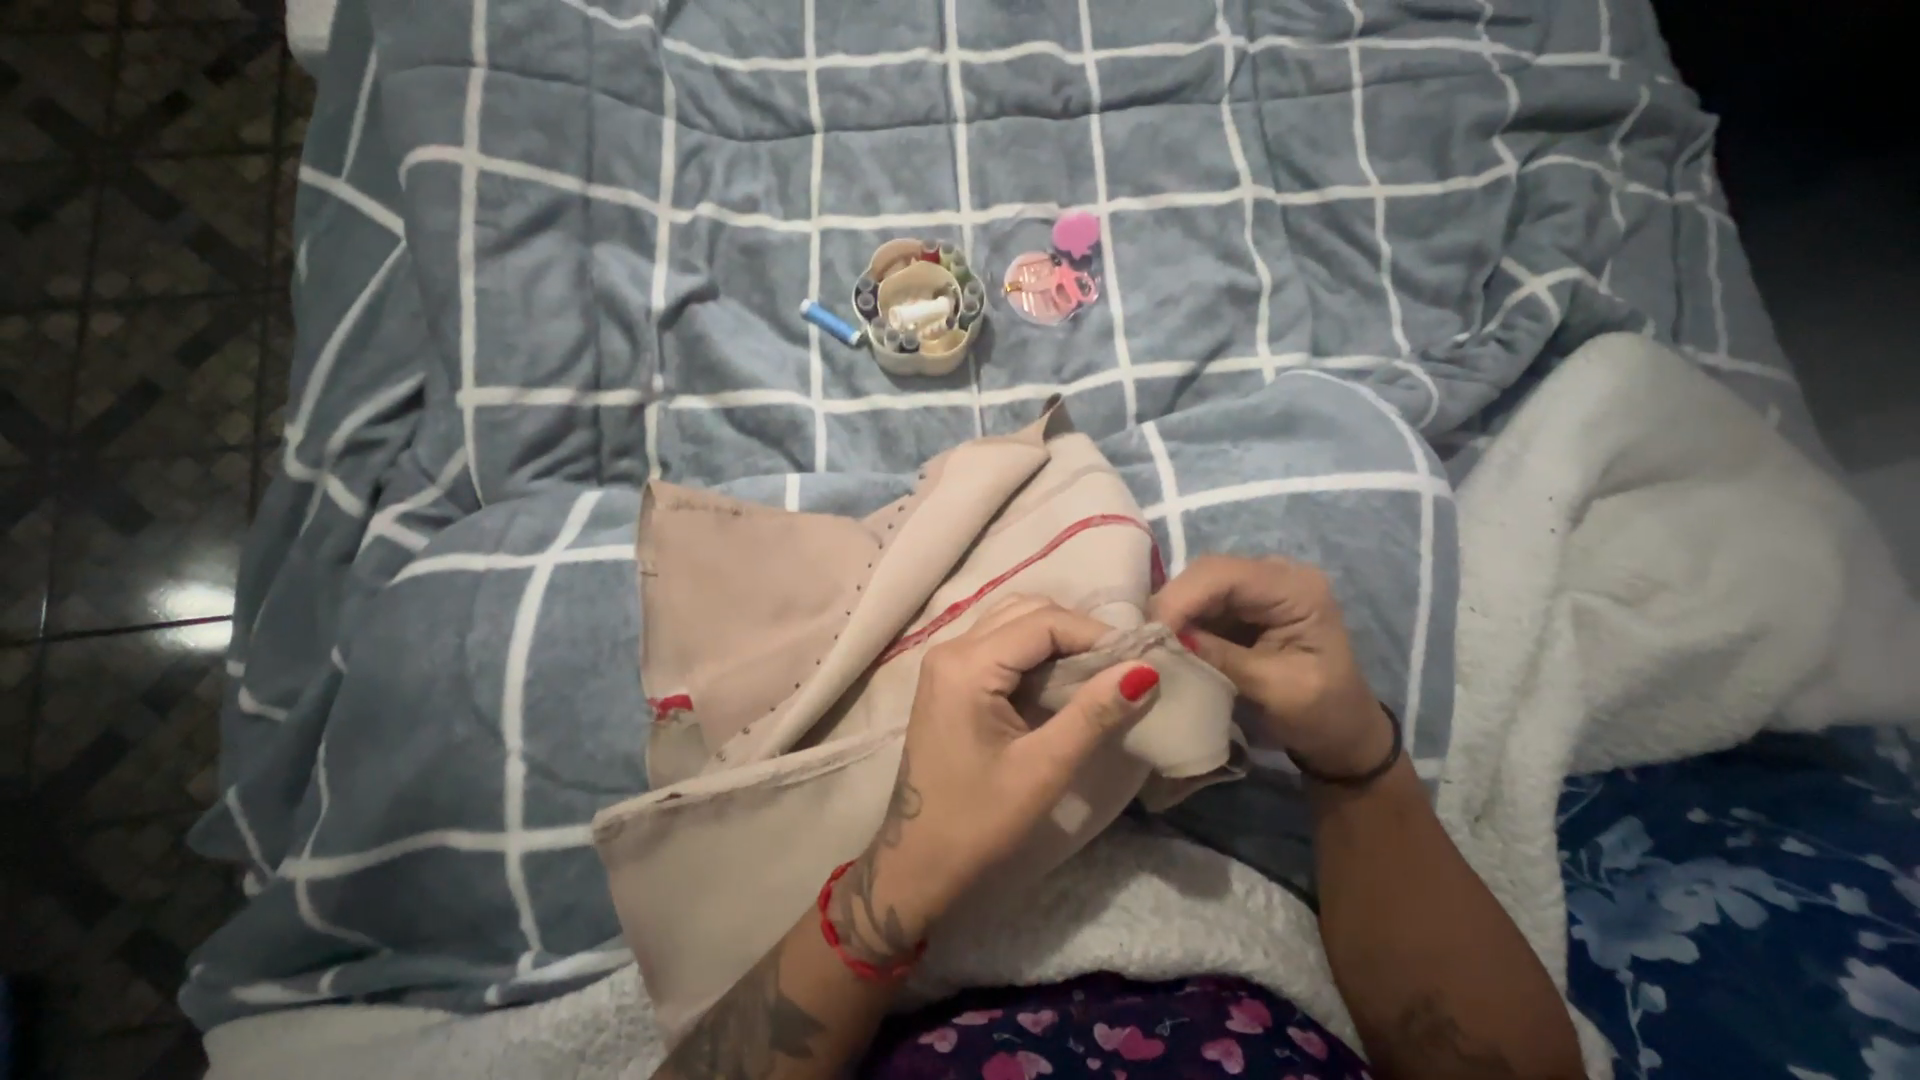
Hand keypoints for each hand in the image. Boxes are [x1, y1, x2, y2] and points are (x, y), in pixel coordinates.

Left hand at [826, 598, 1160, 968]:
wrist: (920, 865)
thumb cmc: (979, 823)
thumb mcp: (1043, 770)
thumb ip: (1093, 714)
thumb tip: (1146, 669)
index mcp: (966, 666)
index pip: (1044, 621)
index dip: (1096, 634)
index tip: (1141, 662)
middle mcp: (951, 650)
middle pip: (1026, 612)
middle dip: (1078, 631)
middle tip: (1122, 667)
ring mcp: (946, 665)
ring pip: (1013, 623)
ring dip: (1058, 639)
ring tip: (1098, 674)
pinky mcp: (950, 682)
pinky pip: (1001, 646)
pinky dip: (1037, 653)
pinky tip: (1064, 683)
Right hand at [1151, 555, 1393, 778]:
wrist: (1344, 734)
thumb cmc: (1323, 714)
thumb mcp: (1276, 689)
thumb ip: (1222, 658)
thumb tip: (1167, 640)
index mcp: (1297, 588)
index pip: (1225, 574)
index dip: (1182, 598)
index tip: (1152, 634)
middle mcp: (1276, 575)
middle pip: (1206, 574)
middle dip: (1170, 604)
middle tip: (1142, 642)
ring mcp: (1257, 590)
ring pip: (1196, 587)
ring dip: (1170, 614)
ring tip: (1147, 645)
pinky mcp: (1241, 608)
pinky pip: (1199, 605)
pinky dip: (1179, 623)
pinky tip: (1164, 645)